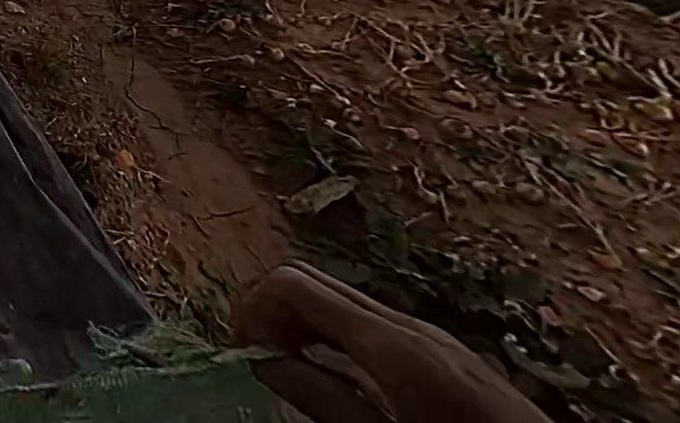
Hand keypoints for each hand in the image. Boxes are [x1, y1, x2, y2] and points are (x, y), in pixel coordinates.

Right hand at [236, 262, 549, 422]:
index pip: (292, 282)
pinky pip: (363, 318)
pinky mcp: (437, 350)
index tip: (241, 350)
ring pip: (335, 294)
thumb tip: (264, 363)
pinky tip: (330, 370)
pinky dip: (330, 330)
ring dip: (298, 317)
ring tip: (285, 363)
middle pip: (309, 278)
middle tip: (256, 355)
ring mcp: (423, 332)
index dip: (254, 306)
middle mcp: (402, 322)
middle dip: (270, 306)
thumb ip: (324, 403)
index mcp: (388, 343)